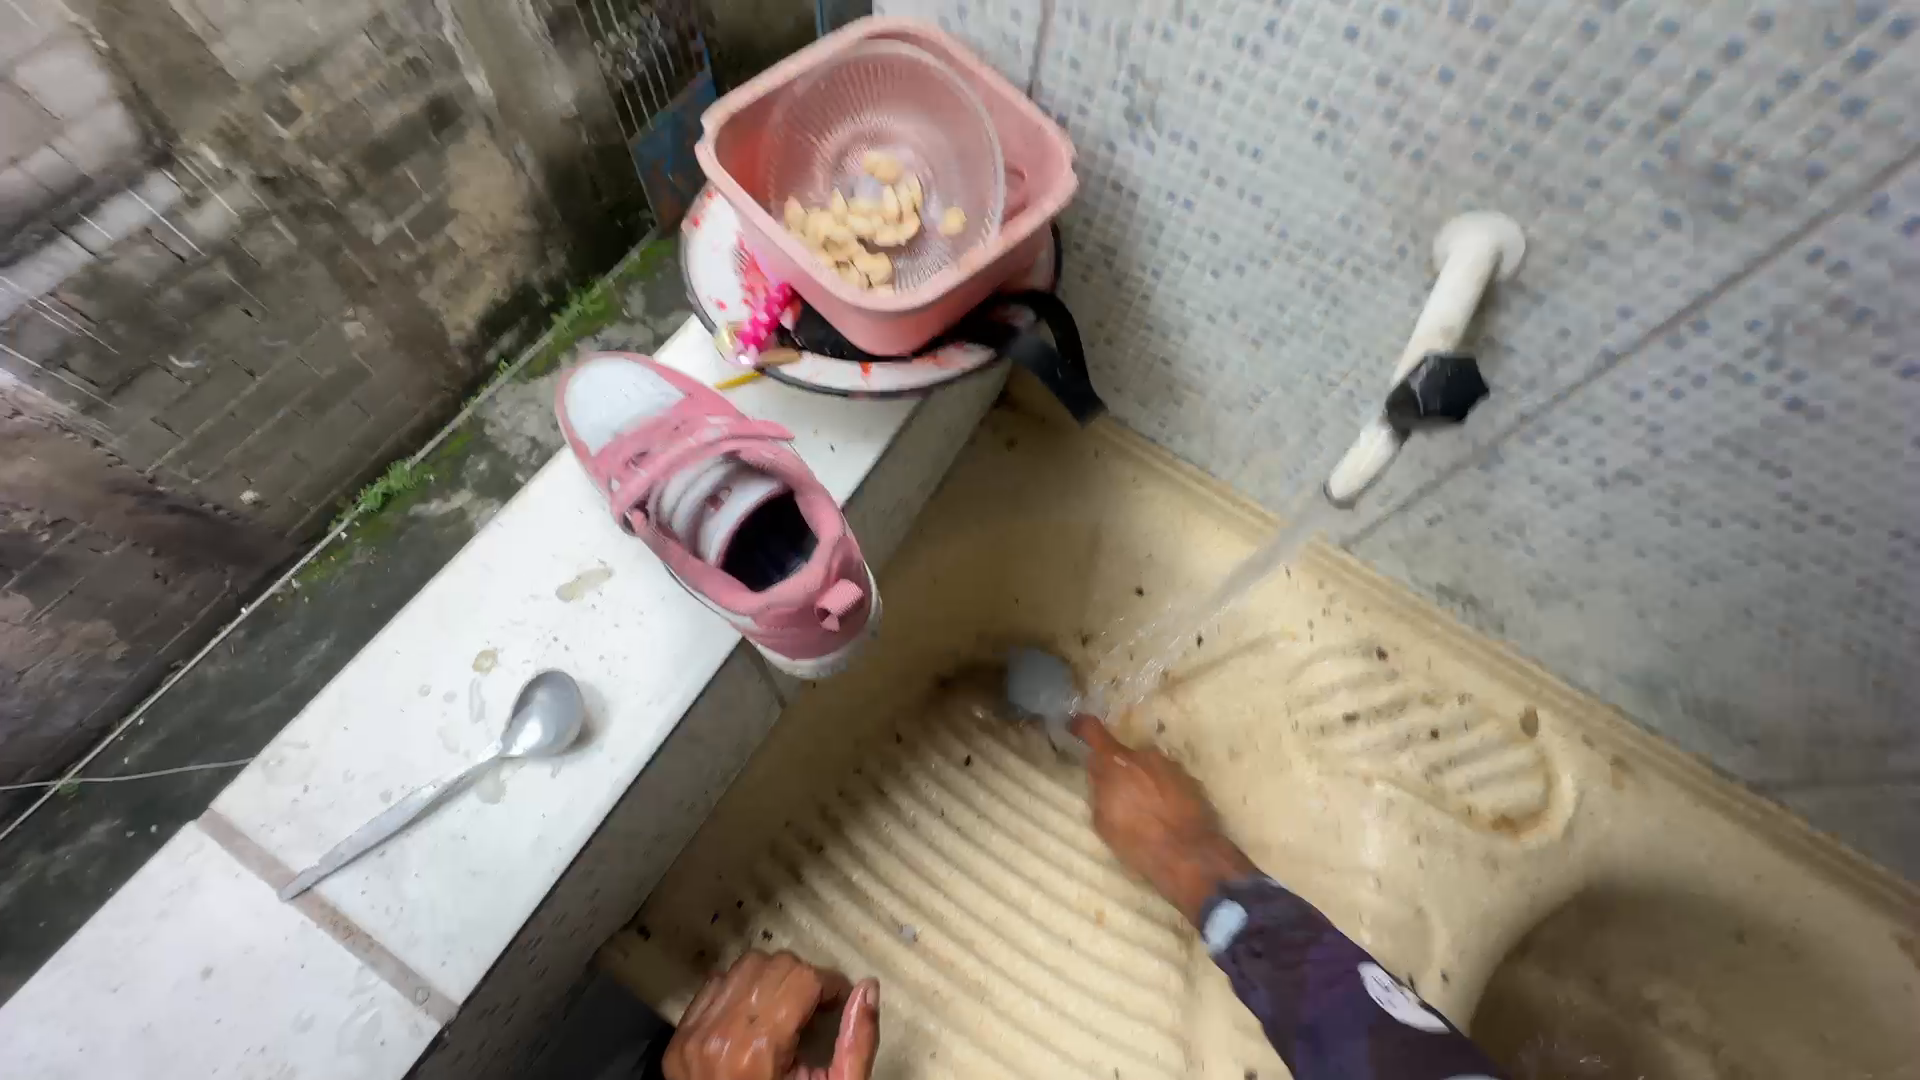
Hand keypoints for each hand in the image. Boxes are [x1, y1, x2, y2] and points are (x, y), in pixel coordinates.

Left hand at [664, 950, 879, 1079]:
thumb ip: (858, 1044)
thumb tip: (868, 986)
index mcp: (759, 1051)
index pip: (805, 979)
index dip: (831, 985)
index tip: (837, 1003)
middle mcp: (721, 1035)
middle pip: (778, 966)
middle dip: (804, 980)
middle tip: (813, 1011)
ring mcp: (694, 1036)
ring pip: (746, 966)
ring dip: (773, 979)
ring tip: (784, 1010)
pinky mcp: (678, 1040)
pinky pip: (717, 984)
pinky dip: (741, 989)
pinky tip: (753, 1017)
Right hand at [1072, 713, 1256, 923]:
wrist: (1188, 854)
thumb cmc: (1137, 841)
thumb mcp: (1103, 820)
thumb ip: (1099, 791)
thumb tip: (1101, 779)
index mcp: (1114, 763)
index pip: (1092, 731)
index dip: (1081, 725)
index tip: (1075, 723)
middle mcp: (1142, 755)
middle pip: (1124, 756)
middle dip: (1119, 771)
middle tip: (1121, 798)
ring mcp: (1168, 764)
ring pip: (1147, 767)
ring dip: (1143, 782)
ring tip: (1147, 811)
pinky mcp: (1189, 778)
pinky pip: (1167, 779)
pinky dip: (1163, 791)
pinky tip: (1166, 814)